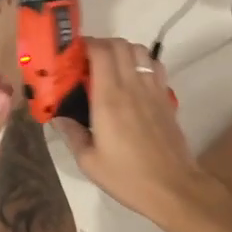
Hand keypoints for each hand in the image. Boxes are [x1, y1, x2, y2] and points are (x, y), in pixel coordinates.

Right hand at [55, 38, 210, 221]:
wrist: (172, 187)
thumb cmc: (127, 176)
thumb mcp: (89, 162)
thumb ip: (72, 134)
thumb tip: (59, 117)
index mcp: (109, 98)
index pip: (100, 52)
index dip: (86, 44)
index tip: (74, 53)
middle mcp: (132, 86)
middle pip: (120, 45)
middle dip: (102, 44)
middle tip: (89, 59)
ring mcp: (153, 89)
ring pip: (139, 50)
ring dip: (123, 50)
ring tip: (112, 65)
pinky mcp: (166, 97)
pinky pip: (155, 66)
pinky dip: (143, 62)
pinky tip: (135, 78)